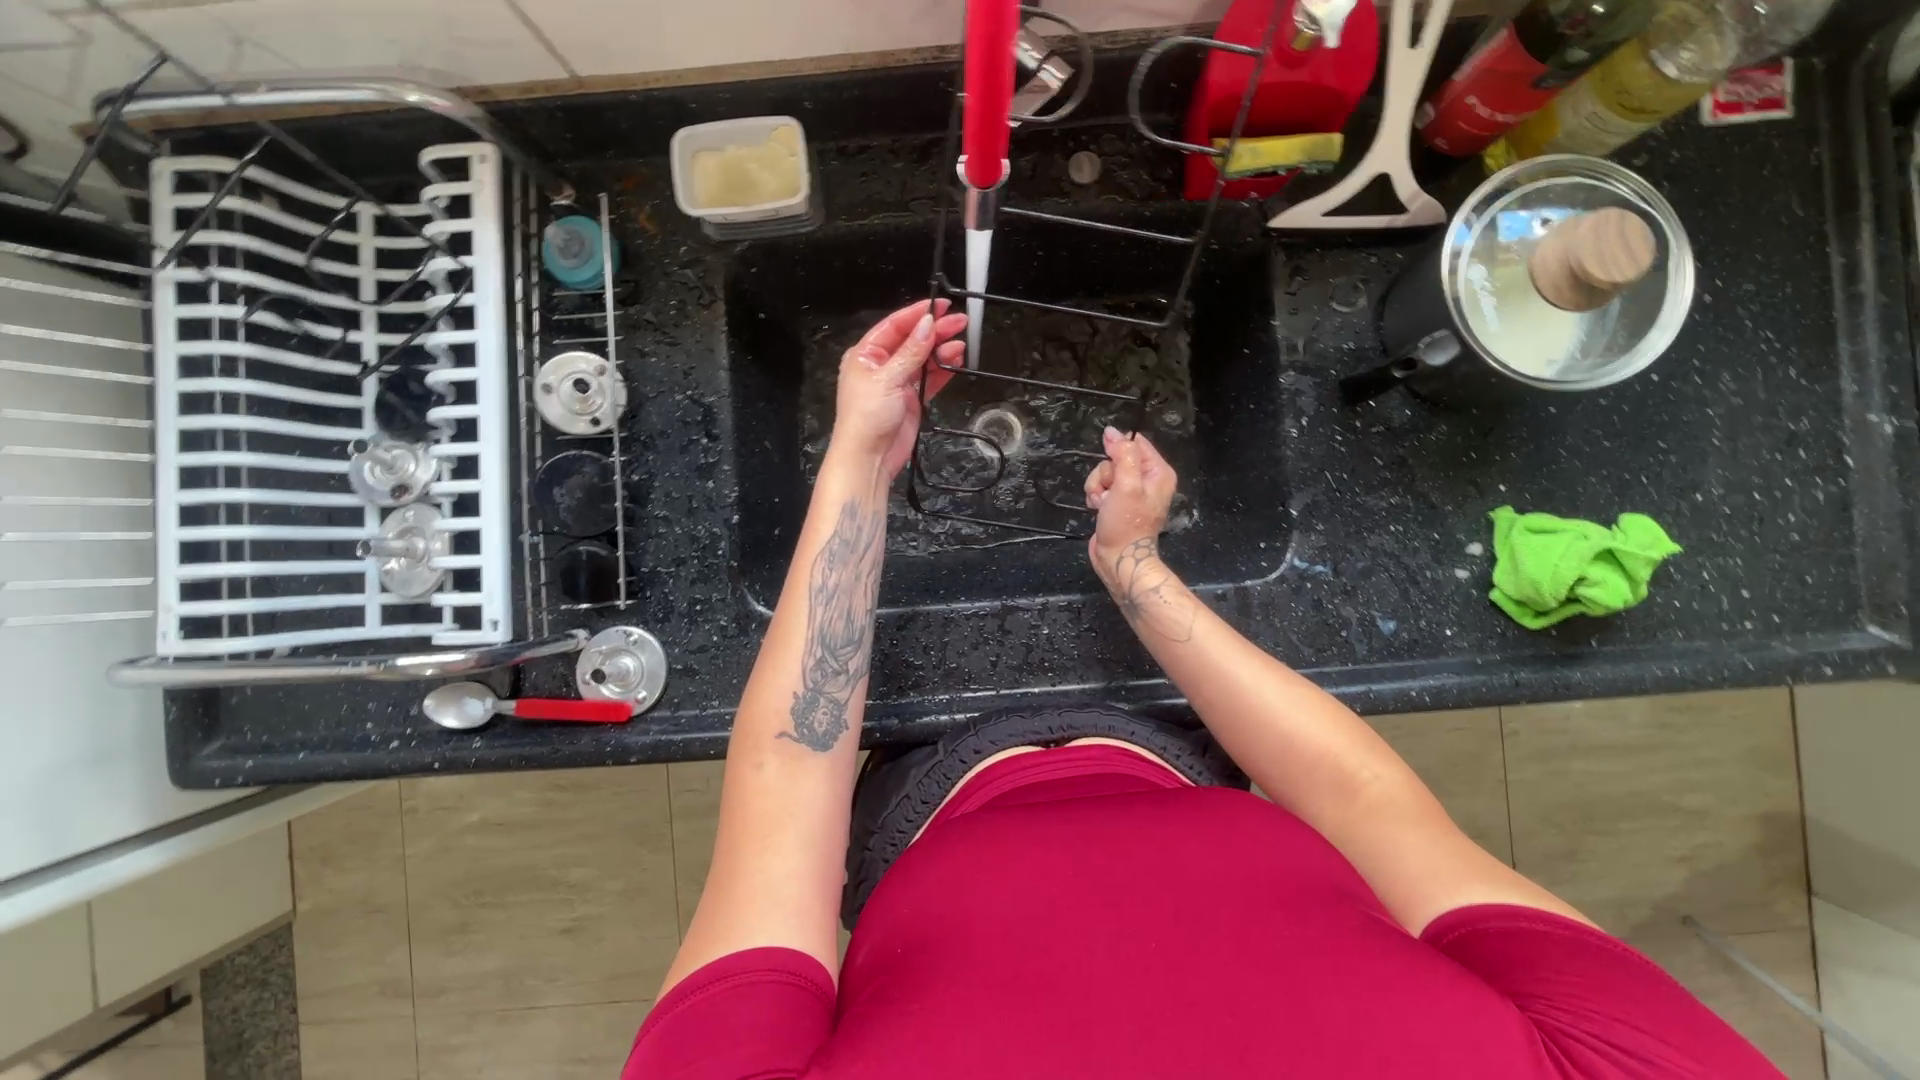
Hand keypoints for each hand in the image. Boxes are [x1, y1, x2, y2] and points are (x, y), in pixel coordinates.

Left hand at [829, 299, 968, 477]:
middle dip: (935, 330)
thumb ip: (911, 351)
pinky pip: (930, 378)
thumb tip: (927, 325)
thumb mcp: (887, 379)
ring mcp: (897, 383)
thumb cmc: (865, 419)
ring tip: (959, 343)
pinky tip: (955, 360)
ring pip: (923, 359)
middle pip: (912, 340)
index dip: (917, 314)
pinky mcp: (911, 399)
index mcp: (866, 355)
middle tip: (958, 322)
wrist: (869, 458)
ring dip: (941, 350)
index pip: (894, 326)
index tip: (939, 305)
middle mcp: (881, 366)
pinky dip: (943, 369)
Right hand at [1083, 426, 1177, 574]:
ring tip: (1102, 504)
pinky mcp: (1117, 503)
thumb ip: (1122, 454)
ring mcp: (1131, 492)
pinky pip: (1100, 487)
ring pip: (1104, 473)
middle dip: (1105, 474)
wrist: (1119, 558)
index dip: (1117, 449)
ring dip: (1097, 487)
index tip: (1109, 462)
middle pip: (1116, 458)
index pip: (1135, 443)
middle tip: (1109, 492)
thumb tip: (1112, 431)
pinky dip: (1096, 497)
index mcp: (1158, 472)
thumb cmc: (1127, 523)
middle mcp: (1147, 480)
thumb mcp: (1127, 484)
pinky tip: (1098, 509)